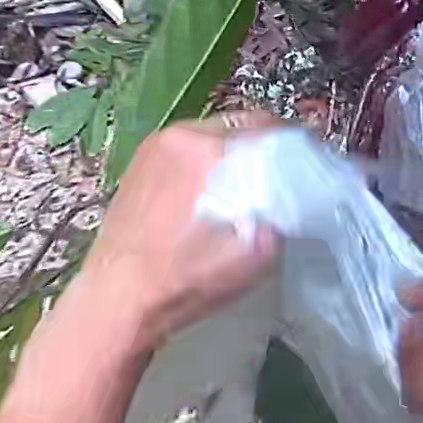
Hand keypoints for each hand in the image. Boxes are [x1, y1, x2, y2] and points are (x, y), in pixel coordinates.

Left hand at [72, 115, 280, 354]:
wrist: (117, 298)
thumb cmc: (186, 279)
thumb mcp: (255, 252)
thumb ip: (282, 210)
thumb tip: (294, 190)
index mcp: (207, 149)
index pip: (266, 126)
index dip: (293, 142)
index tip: (305, 159)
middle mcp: (179, 134)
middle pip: (237, 124)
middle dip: (263, 143)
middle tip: (279, 170)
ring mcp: (155, 146)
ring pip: (210, 133)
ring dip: (232, 149)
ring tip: (244, 179)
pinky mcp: (140, 161)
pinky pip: (185, 147)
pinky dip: (204, 159)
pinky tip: (208, 187)